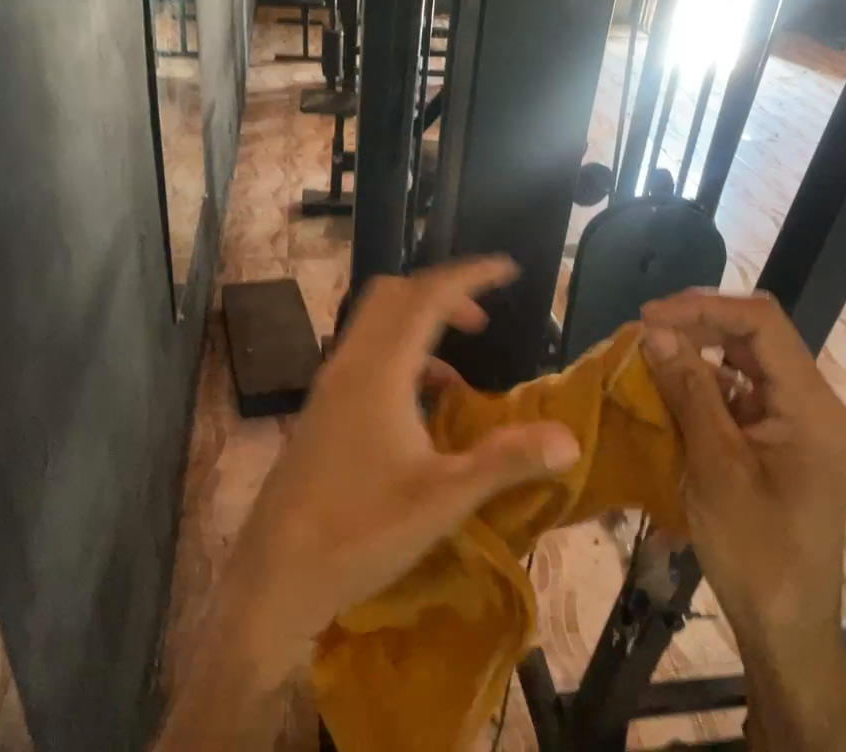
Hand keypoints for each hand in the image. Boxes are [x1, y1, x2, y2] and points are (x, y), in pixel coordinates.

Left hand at [156, 258, 581, 748]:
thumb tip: (568, 440)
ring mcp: (328, 390)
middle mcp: (348, 366)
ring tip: (460, 380)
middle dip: (441, 294)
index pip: (426, 297)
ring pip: (374, 329)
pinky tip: (422, 415)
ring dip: (419, 332)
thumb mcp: (444, 499)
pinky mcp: (320, 414)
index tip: (508, 268)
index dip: (469, 275)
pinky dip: (399, 364)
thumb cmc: (362, 532)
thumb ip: (506, 461)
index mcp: (378, 372)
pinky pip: (364, 362)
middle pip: (393, 297)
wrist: (276, 576)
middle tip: (482, 319)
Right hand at [639, 289, 845, 750]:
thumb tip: (655, 331)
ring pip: (739, 364)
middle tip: (639, 335)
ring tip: (643, 360)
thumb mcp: (716, 468)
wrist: (787, 624)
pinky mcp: (771, 442)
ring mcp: (789, 422)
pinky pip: (734, 396)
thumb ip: (690, 393)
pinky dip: (697, 389)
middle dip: (695, 326)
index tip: (648, 318)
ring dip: (692, 356)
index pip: (761, 321)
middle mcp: (806, 401)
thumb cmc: (758, 550)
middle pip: (752, 336)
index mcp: (808, 402)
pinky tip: (661, 395)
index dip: (703, 307)